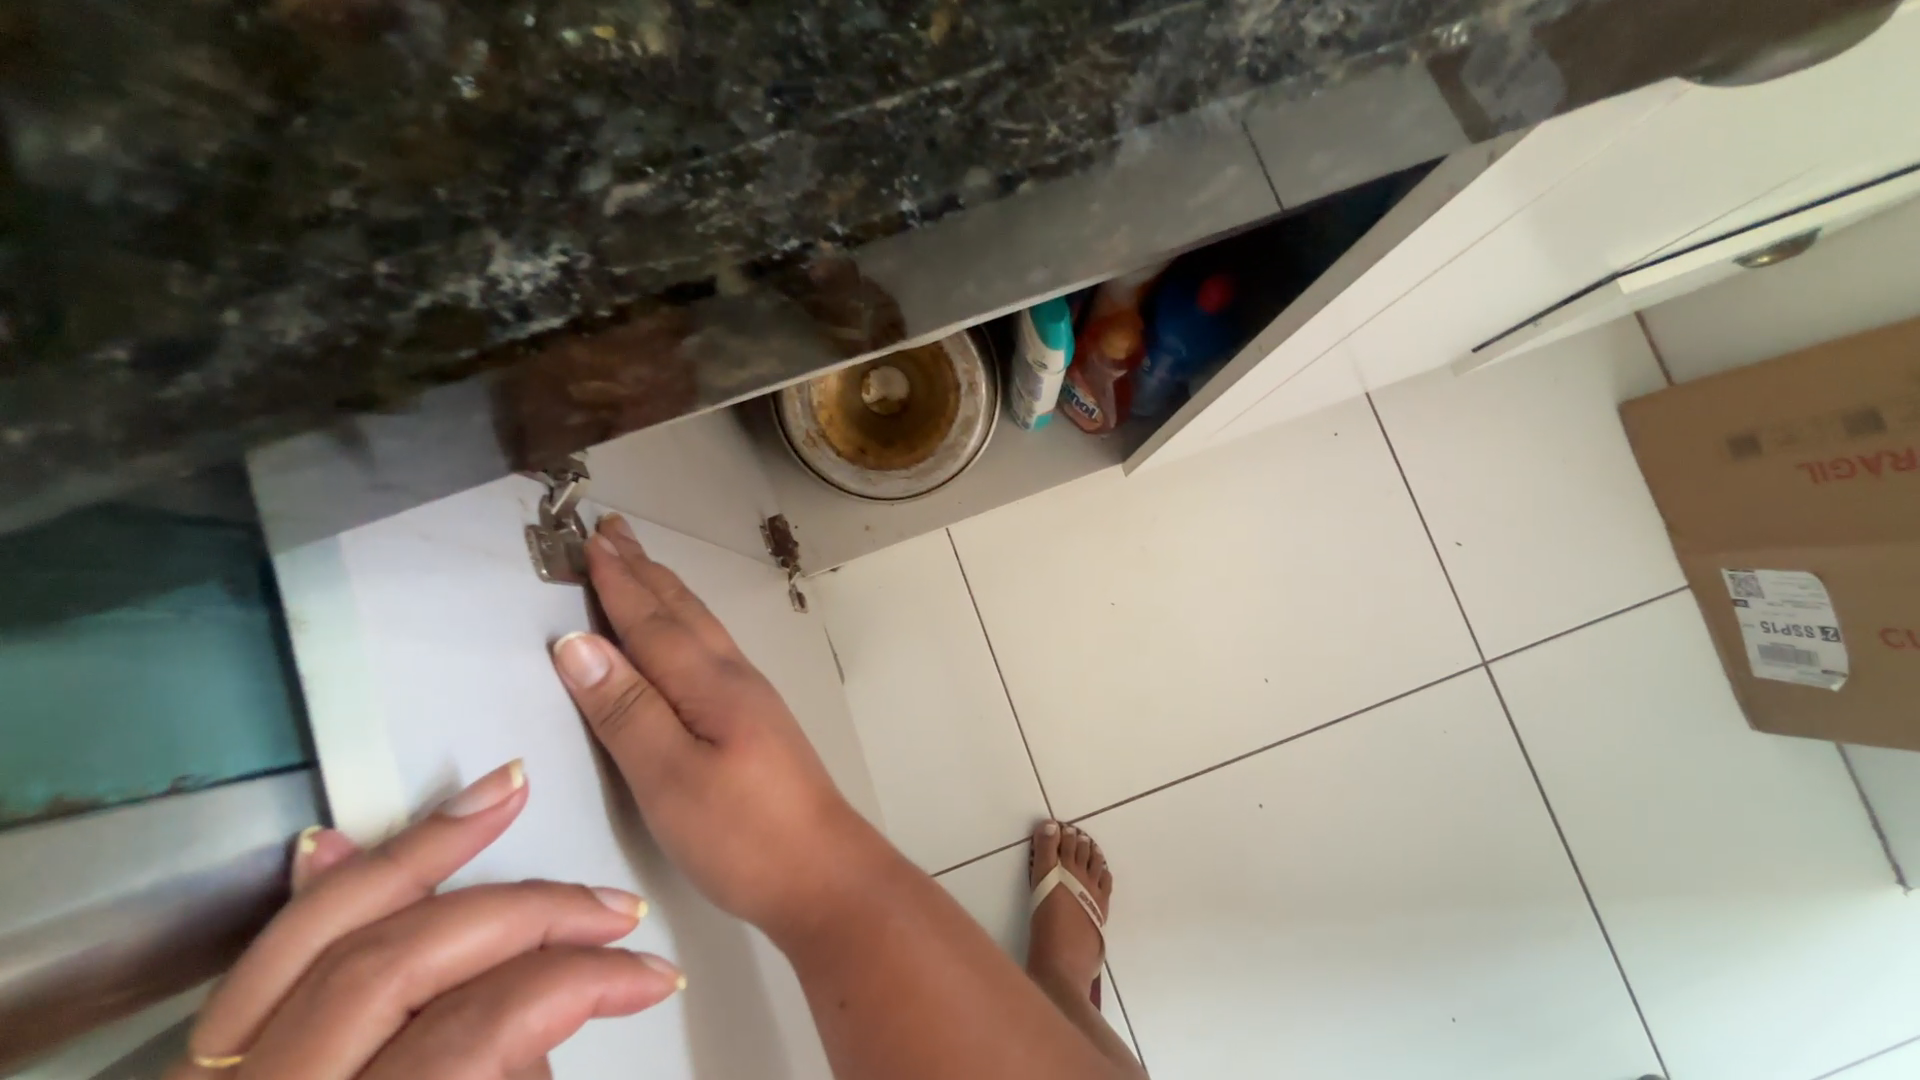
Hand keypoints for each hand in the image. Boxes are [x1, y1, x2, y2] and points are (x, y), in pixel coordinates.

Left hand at [169, 762, 681, 1079]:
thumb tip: (540, 1024)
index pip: (471, 1033)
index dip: (573, 984)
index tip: (645, 977)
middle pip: (405, 960)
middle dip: (532, 913)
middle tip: (611, 910)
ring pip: (322, 930)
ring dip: (428, 844)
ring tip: (506, 794)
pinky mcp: (194, 1071)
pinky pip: (256, 960)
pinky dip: (316, 891)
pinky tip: (347, 841)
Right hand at [550, 514, 884, 939]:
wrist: (825, 874)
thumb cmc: (744, 834)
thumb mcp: (671, 778)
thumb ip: (627, 711)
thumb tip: (579, 644)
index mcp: (710, 685)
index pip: (652, 621)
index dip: (619, 580)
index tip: (593, 537)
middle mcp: (734, 680)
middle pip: (683, 613)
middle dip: (645, 571)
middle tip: (616, 532)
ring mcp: (753, 700)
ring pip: (703, 630)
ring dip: (669, 594)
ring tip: (645, 569)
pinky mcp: (760, 724)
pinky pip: (713, 652)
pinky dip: (688, 627)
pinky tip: (688, 638)